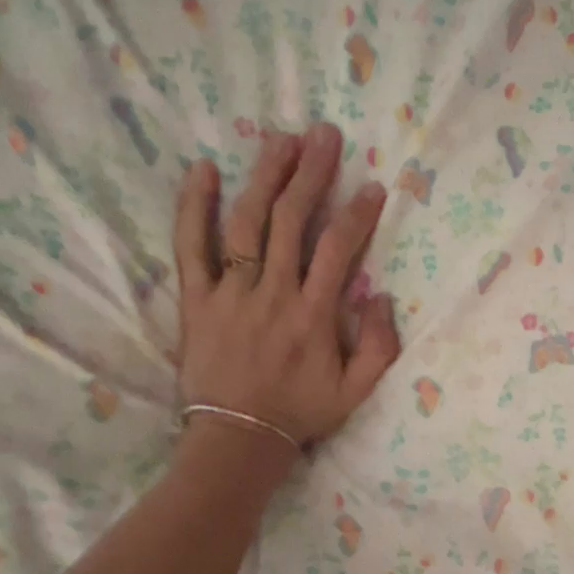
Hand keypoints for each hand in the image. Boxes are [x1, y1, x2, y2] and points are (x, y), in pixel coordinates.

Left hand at [172, 124, 401, 459]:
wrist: (237, 438)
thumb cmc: (301, 413)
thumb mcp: (357, 392)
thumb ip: (379, 347)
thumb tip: (382, 297)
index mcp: (314, 316)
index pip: (339, 249)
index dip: (358, 213)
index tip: (373, 187)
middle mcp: (273, 294)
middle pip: (291, 220)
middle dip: (312, 173)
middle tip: (326, 136)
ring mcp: (230, 293)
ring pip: (247, 221)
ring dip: (265, 176)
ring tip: (282, 140)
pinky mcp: (196, 298)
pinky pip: (190, 246)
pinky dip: (194, 206)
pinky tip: (204, 169)